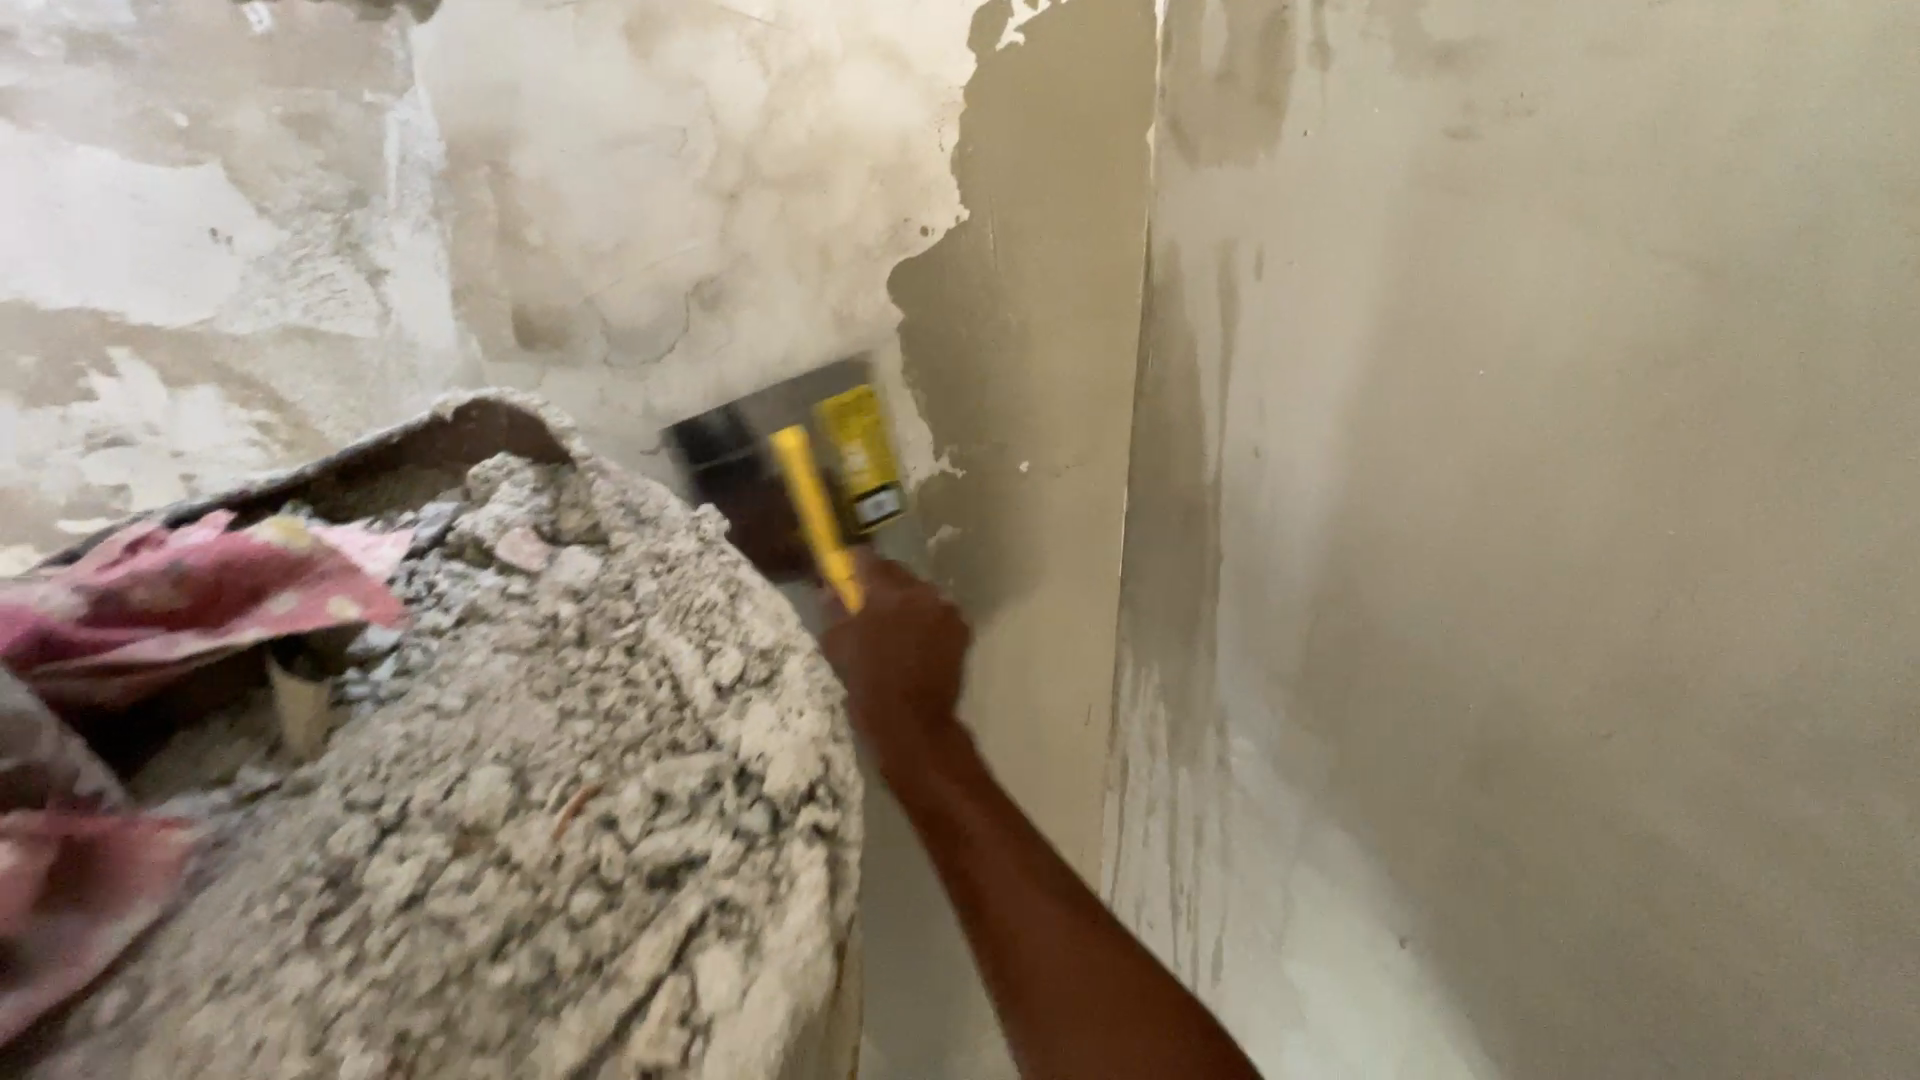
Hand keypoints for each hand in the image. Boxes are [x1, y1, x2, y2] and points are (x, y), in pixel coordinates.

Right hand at [821, 550, 971, 781]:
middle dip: (882, 582)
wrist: (912, 722)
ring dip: (907, 601)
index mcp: (885, 592)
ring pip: (921, 592)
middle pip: (897, 572)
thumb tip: (829, 588)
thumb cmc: (867, 684)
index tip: (845, 570)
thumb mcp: (837, 645)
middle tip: (869, 601)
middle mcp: (920, 592)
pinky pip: (939, 612)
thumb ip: (833, 609)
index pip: (866, 558)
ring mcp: (945, 609)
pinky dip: (928, 619)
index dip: (853, 562)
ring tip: (896, 626)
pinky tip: (918, 640)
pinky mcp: (961, 628)